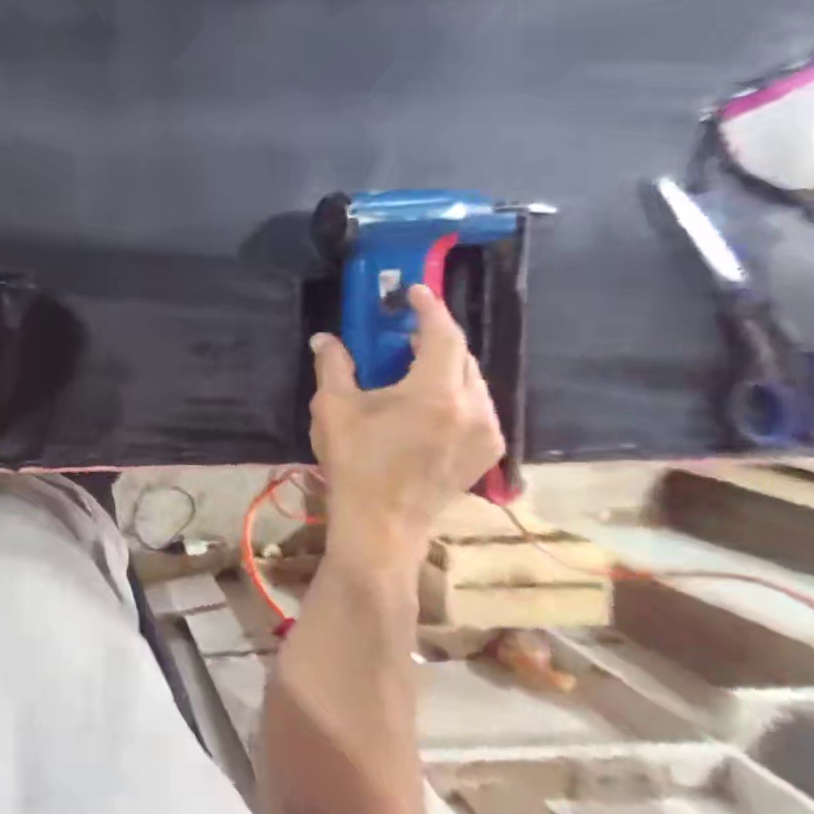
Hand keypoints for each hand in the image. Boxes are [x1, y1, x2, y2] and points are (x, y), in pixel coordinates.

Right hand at [309, 285, 504, 563]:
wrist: (381, 522)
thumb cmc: (354, 462)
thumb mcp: (333, 408)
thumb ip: (334, 365)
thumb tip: (326, 339)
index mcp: (436, 394)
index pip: (443, 335)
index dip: (428, 308)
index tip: (413, 291)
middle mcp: (474, 408)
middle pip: (462, 355)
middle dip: (434, 337)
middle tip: (402, 331)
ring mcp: (487, 432)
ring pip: (472, 381)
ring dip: (445, 365)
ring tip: (412, 365)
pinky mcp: (487, 451)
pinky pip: (477, 405)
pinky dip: (454, 391)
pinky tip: (427, 399)